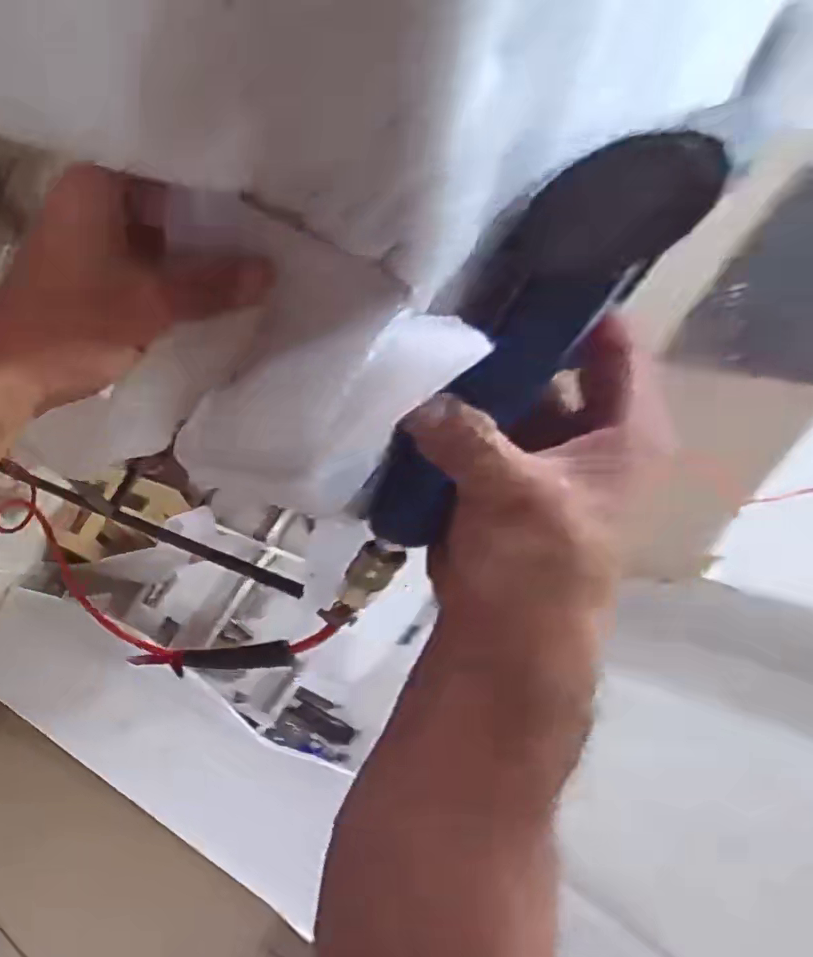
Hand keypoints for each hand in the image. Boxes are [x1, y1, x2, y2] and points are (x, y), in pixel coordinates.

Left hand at [0, 164, 271, 415]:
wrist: (2, 383)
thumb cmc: (72, 330)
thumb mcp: (151, 305)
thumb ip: (212, 284)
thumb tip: (269, 272)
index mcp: (90, 184)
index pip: (168, 157)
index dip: (216, 172)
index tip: (261, 182)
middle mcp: (72, 200)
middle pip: (152, 196)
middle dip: (200, 214)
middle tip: (259, 218)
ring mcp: (62, 239)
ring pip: (134, 231)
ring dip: (173, 247)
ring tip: (234, 250)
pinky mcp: (59, 275)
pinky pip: (115, 259)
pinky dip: (145, 269)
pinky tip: (185, 283)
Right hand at [405, 315, 671, 622]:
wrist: (504, 621)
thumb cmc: (540, 559)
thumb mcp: (516, 495)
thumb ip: (470, 442)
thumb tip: (418, 401)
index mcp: (620, 429)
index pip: (611, 347)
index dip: (577, 311)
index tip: (523, 277)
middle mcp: (575, 434)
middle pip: (541, 372)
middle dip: (496, 351)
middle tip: (442, 318)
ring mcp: (522, 456)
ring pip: (489, 406)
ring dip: (455, 391)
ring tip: (408, 358)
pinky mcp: (476, 478)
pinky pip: (453, 437)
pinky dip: (429, 424)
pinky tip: (395, 406)